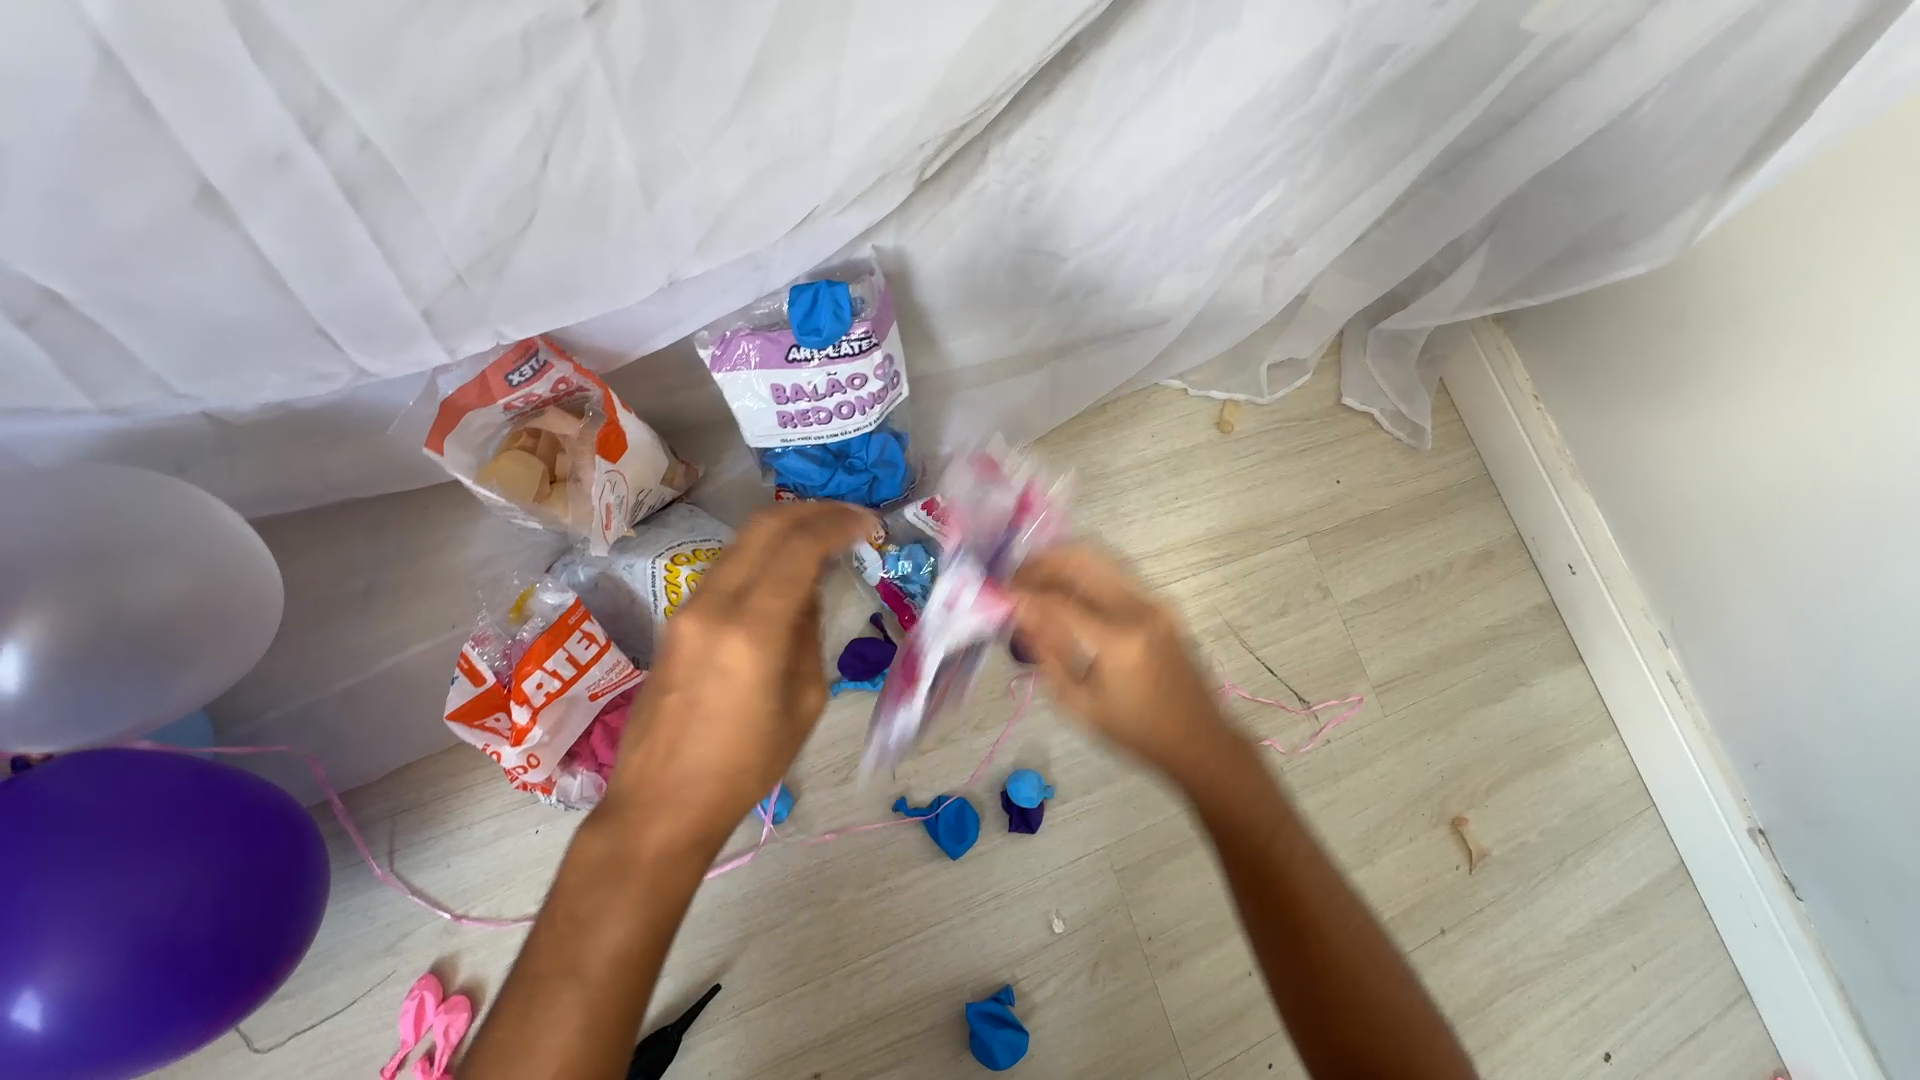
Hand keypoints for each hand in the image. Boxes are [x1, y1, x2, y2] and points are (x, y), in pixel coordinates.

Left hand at [604, 500, 877, 841]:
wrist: (662, 800)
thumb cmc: (746, 765)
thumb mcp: (804, 702)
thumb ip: (808, 634)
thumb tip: (807, 594)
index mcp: (753, 629)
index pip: (799, 546)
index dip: (839, 524)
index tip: (870, 524)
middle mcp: (714, 604)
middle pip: (764, 526)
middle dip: (812, 512)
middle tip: (848, 518)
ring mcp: (687, 609)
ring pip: (741, 543)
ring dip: (785, 531)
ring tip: (822, 541)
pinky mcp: (675, 621)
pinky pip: (726, 570)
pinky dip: (761, 557)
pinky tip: (785, 575)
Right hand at [1010, 544, 1237, 780]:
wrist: (1198, 738)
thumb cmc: (1135, 732)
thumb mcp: (1080, 704)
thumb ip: (1047, 656)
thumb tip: (1020, 616)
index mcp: (1117, 640)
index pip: (1058, 600)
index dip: (1023, 593)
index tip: (999, 593)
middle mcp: (1137, 608)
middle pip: (1080, 561)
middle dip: (1041, 563)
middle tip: (1015, 577)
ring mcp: (1154, 600)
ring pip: (1099, 558)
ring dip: (1062, 561)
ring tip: (1035, 577)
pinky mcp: (1161, 602)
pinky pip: (1115, 572)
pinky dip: (1085, 571)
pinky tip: (1065, 587)